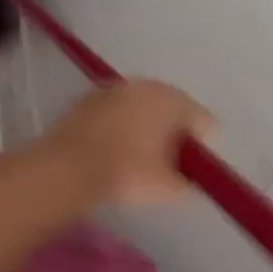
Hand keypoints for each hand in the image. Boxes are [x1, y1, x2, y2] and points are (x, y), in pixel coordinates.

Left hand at [42, 79, 211, 204]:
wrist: (69, 164)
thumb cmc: (128, 172)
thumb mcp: (172, 187)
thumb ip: (190, 178)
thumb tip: (189, 176)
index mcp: (171, 100)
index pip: (203, 120)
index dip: (200, 145)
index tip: (191, 166)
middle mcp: (144, 85)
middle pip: (172, 106)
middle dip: (173, 128)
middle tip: (166, 158)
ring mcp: (113, 86)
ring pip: (142, 104)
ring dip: (145, 121)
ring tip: (138, 151)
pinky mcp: (88, 95)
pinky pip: (116, 107)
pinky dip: (120, 120)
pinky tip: (113, 143)